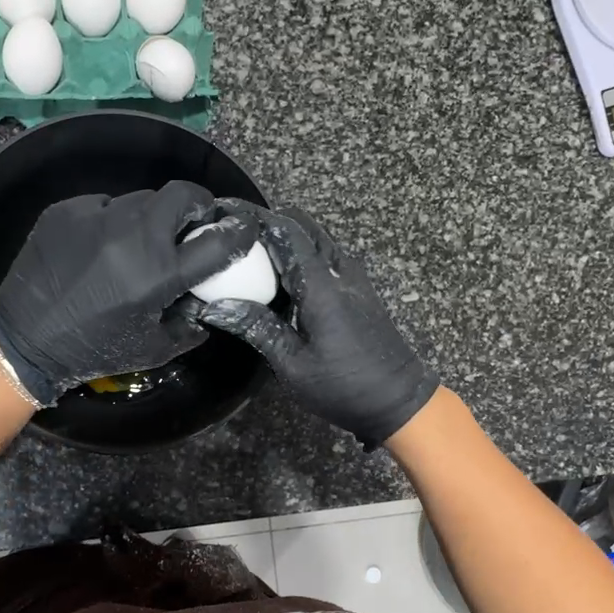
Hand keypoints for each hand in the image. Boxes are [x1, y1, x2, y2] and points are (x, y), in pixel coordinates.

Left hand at [0, 181, 257, 406]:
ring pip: (142, 199)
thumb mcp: (154, 347)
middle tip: (192, 224)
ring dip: (151, 217)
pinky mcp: (67, 210)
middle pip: (183, 196)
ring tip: (139, 242)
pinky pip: (103, 204)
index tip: (243, 230)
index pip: (218, 240)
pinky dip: (112, 221)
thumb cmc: (95, 349)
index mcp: (159, 274)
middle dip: (195, 207)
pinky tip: (100, 247)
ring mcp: (96, 217)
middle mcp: (132, 235)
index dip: (239, 232)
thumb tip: (207, 301)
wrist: (26, 340)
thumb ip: (190, 321)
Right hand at [200, 206, 437, 447]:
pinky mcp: (356, 289)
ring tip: (244, 251)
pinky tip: (274, 276)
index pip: (286, 230)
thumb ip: (257, 329)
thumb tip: (214, 307)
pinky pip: (322, 257)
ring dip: (281, 237)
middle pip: (301, 225)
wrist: (399, 401)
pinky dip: (295, 254)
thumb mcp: (293, 366)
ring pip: (313, 238)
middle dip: (265, 221)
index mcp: (322, 286)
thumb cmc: (345, 388)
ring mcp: (352, 278)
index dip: (252, 216)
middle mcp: (340, 271)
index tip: (220, 212)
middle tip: (229, 233)